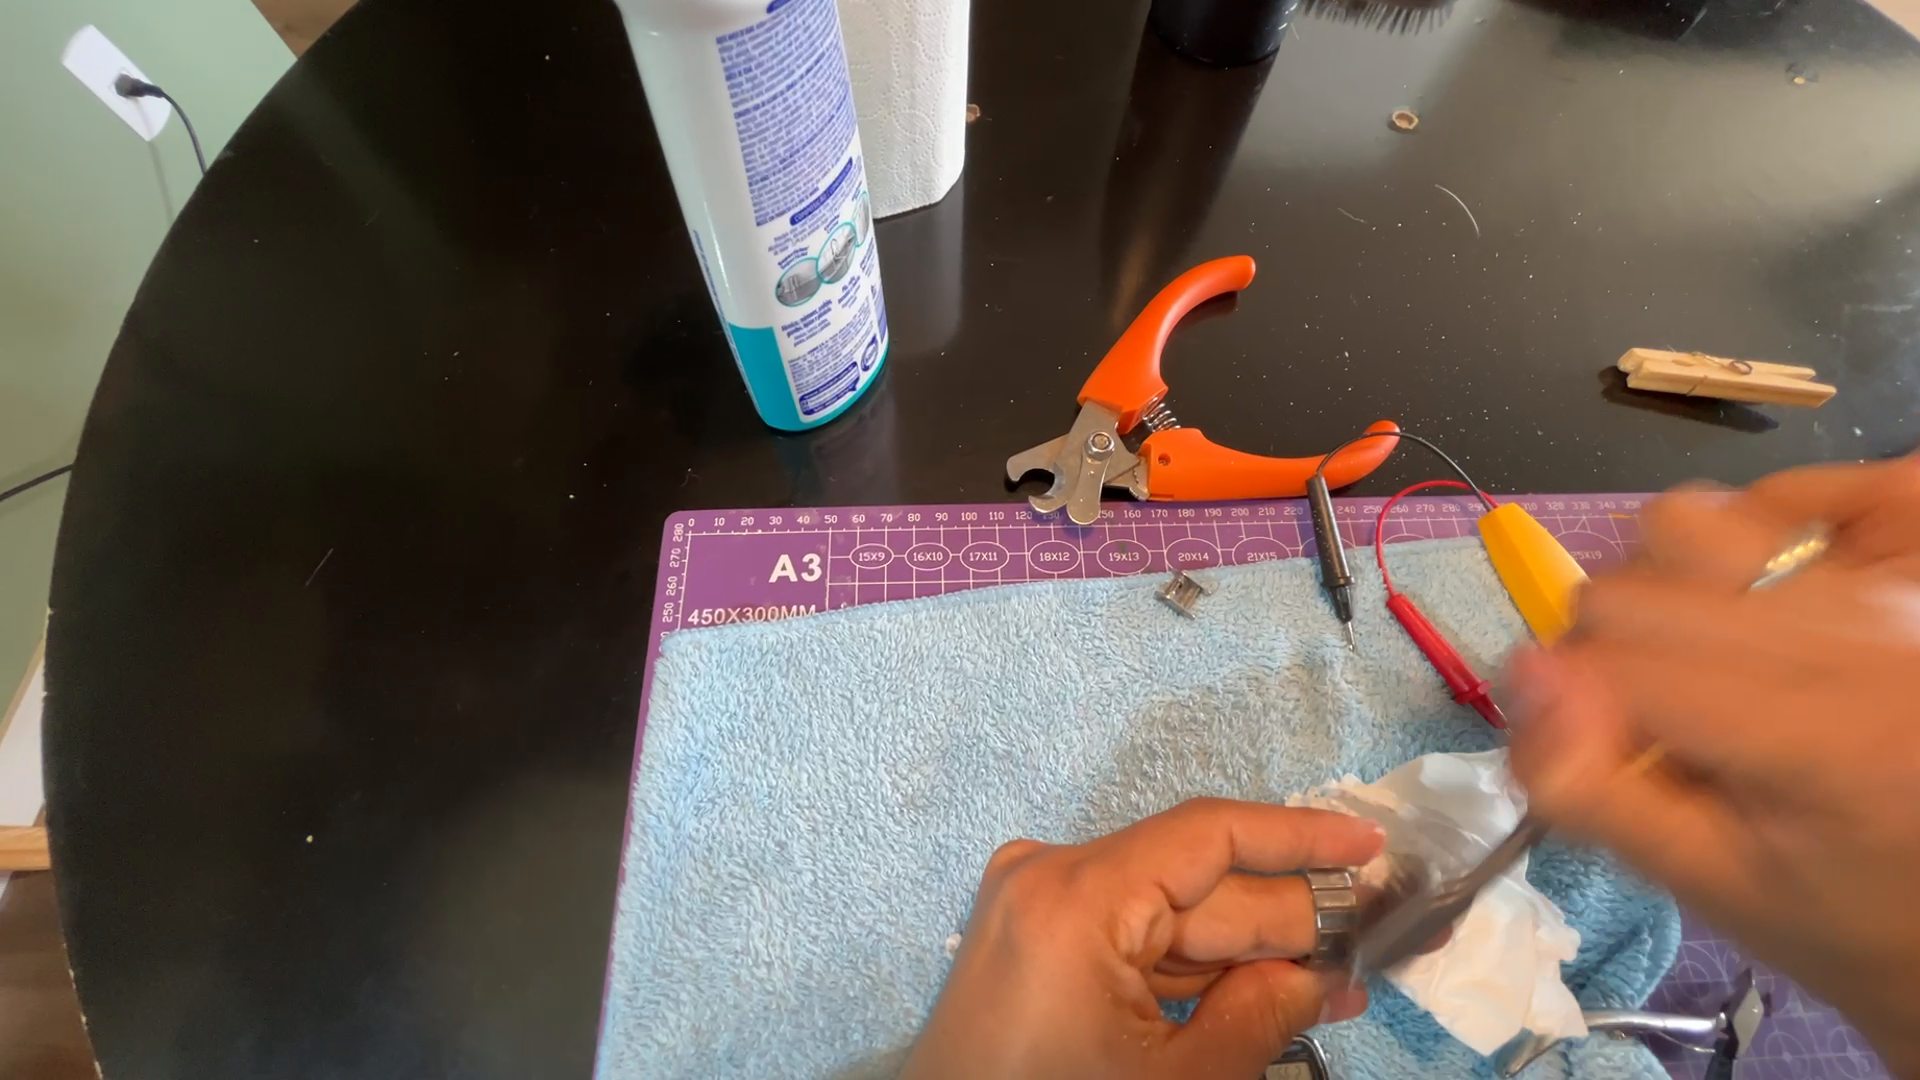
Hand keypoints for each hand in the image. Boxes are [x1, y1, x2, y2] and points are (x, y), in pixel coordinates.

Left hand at [900, 800, 1383, 1079]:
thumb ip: (1254, 1018)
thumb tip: (1320, 975)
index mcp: (1078, 893)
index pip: (1205, 836)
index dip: (1295, 834)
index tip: (1367, 843)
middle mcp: (1052, 870)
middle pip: (1193, 881)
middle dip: (1285, 913)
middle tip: (1375, 930)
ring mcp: (1038, 894)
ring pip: (1165, 908)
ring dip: (1245, 942)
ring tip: (1336, 970)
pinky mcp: (1036, 924)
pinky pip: (1130, 930)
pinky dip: (1190, 959)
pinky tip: (1261, 982)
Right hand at [1506, 460, 1919, 1075]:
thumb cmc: (1840, 903)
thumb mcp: (1698, 877)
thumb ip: (1582, 785)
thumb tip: (1522, 672)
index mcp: (1820, 732)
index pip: (1601, 666)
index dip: (1565, 710)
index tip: (1599, 755)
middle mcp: (1862, 632)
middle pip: (1620, 594)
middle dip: (1602, 657)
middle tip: (1654, 717)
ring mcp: (1896, 573)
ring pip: (1681, 522)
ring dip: (1660, 584)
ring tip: (1704, 646)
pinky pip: (1792, 488)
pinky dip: (1756, 527)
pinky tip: (1770, 595)